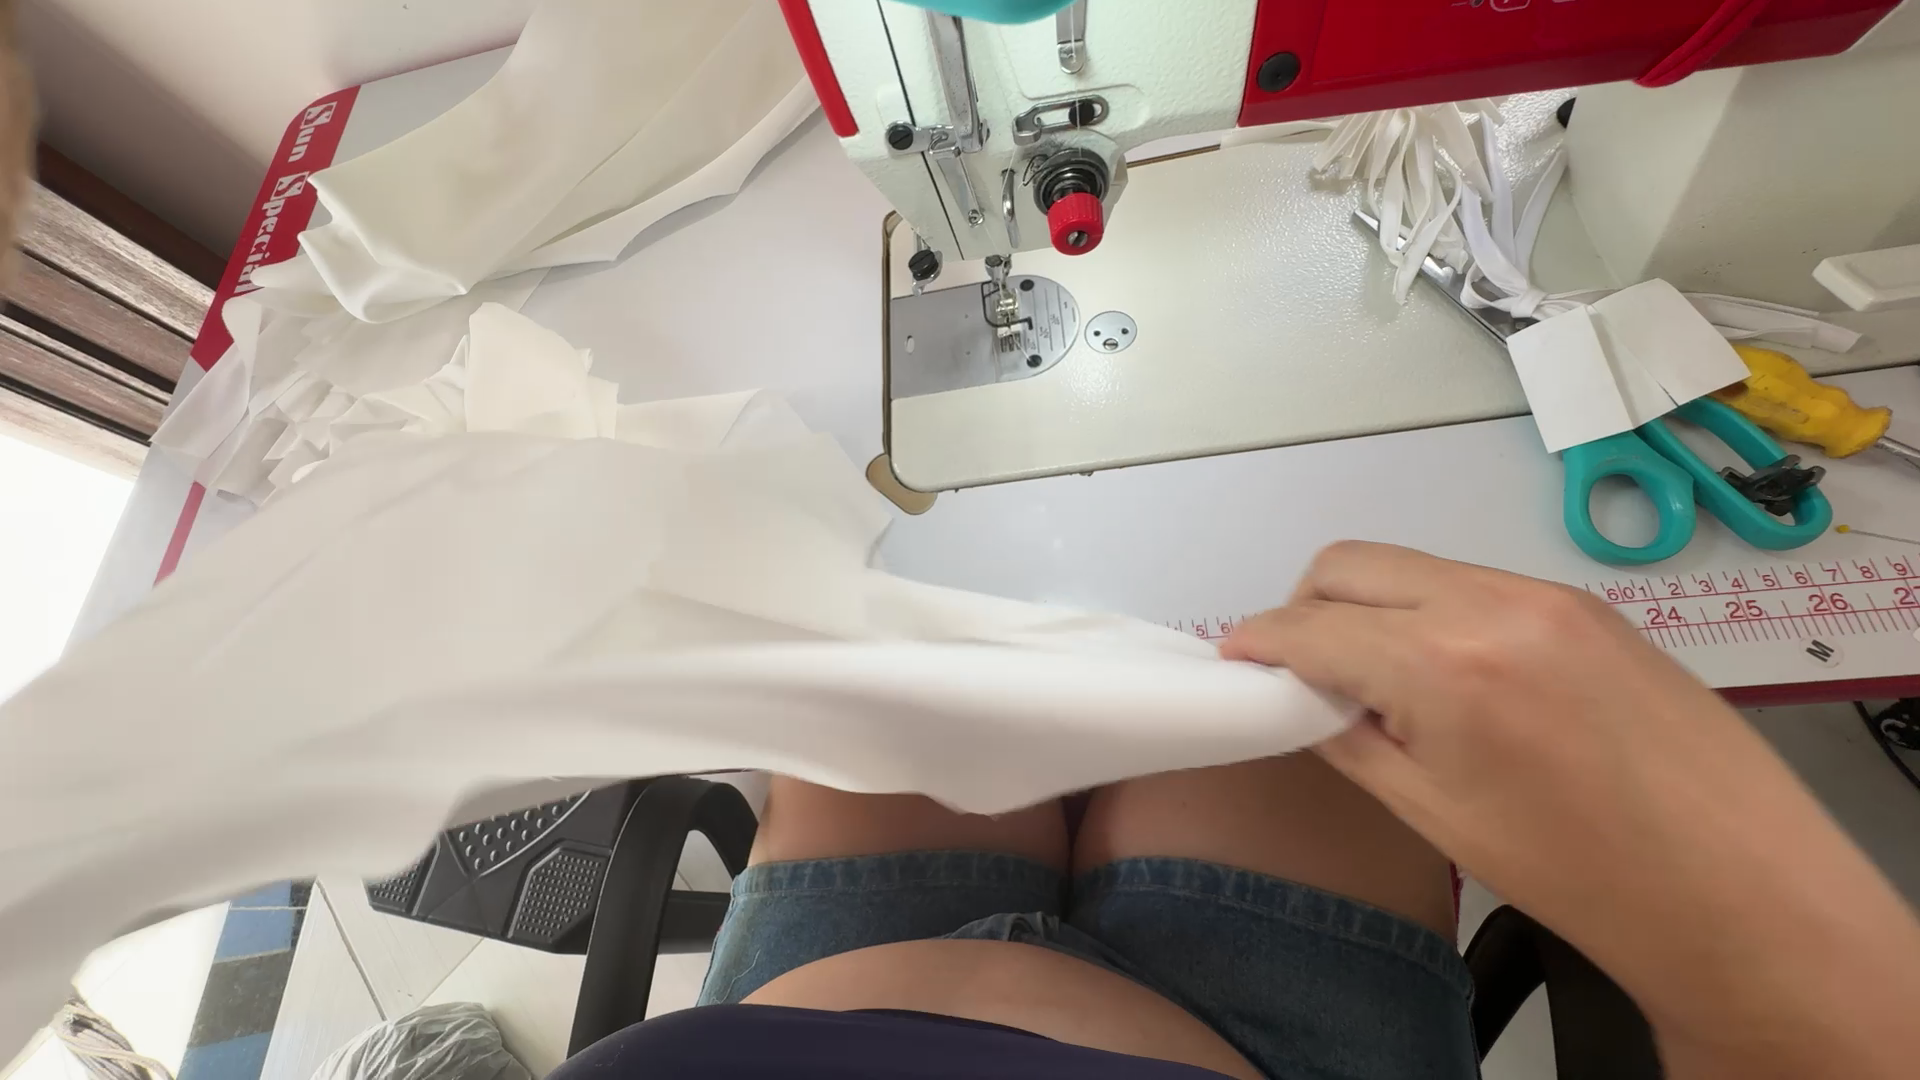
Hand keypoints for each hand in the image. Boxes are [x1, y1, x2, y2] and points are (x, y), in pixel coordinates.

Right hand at [1223, 541, 1919, 1078]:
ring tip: (1375, 669)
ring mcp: (1541, 594)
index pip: (1308, 625)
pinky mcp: (1579, 601)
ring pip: (1404, 564)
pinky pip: (1463, 581)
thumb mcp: (1423, 808)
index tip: (1233, 658)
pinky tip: (1444, 668)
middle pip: (1345, 564)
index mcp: (1440, 665)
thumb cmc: (1569, 871)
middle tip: (1302, 665)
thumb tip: (1294, 692)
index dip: (1256, 639)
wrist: (1747, 896)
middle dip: (1302, 606)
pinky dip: (1422, 608)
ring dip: (1362, 603)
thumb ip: (1340, 731)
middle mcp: (1487, 604)